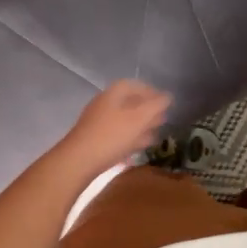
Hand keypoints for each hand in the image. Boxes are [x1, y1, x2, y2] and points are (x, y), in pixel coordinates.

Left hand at [54, 80, 171, 174]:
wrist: (78, 161)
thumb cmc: (111, 136)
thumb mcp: (138, 119)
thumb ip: (155, 106)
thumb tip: (168, 96)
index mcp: (114, 94)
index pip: (135, 85)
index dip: (151, 91)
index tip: (165, 102)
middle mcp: (105, 104)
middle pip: (129, 102)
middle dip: (147, 110)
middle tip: (163, 119)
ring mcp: (98, 122)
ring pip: (124, 119)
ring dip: (140, 125)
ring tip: (156, 134)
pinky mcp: (95, 139)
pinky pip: (117, 134)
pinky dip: (130, 137)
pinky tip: (139, 146)